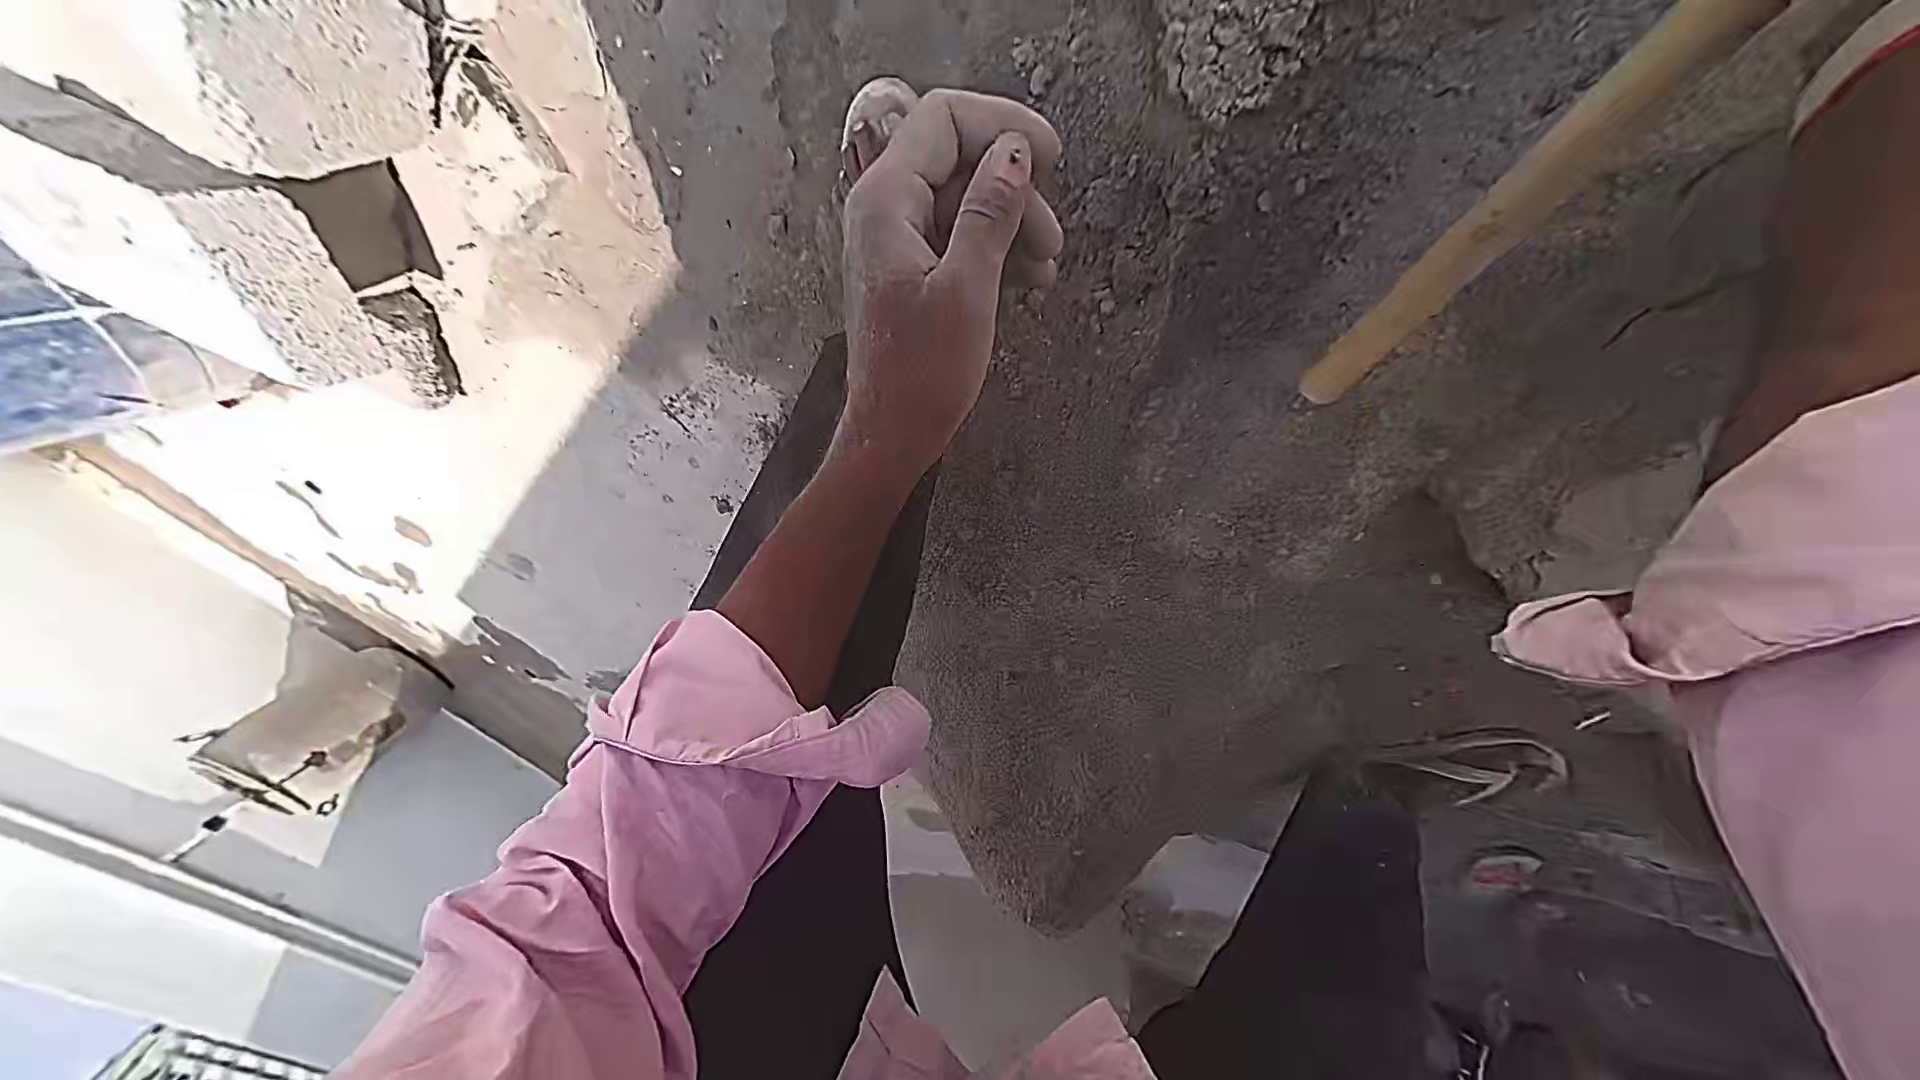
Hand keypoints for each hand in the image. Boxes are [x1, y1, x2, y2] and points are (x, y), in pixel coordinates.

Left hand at [836, 90, 1063, 476]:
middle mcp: (885, 213)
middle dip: (1014, 189)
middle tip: (1051, 236)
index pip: (945, 121)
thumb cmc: (922, 376)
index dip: (1003, 126)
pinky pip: (957, 240)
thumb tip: (1015, 155)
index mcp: (887, 203)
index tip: (1052, 156)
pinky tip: (1025, 280)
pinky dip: (994, 252)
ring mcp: (897, 244)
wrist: (893, 432)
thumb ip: (991, 213)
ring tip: (1044, 267)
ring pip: (963, 204)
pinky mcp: (911, 274)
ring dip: (1011, 225)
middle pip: (958, 162)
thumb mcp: (968, 289)